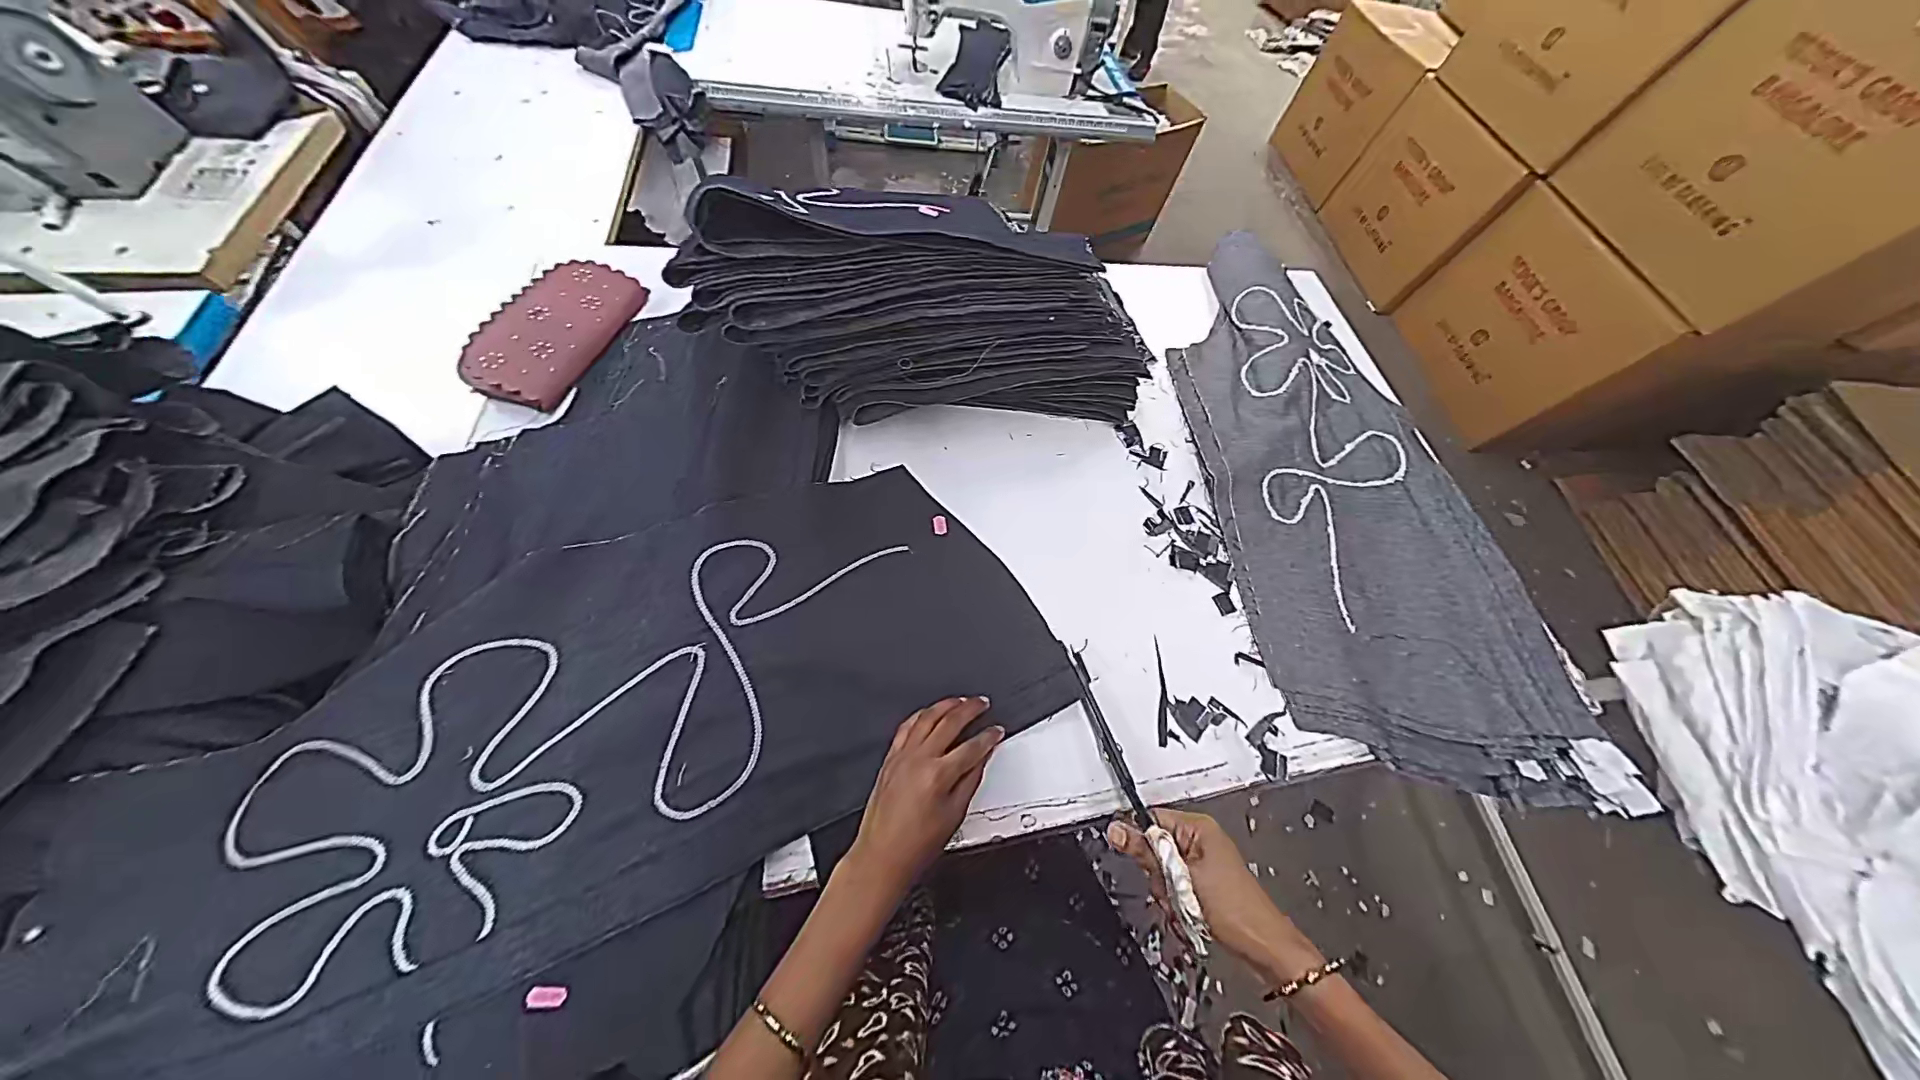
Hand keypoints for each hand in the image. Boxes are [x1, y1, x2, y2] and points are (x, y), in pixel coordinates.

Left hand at [849, 697, 1004, 896]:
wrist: (882, 855)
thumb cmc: (915, 844)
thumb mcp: (954, 815)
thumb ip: (970, 781)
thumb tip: (981, 759)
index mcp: (938, 775)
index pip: (972, 746)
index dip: (988, 736)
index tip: (996, 731)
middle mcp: (918, 760)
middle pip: (950, 722)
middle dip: (970, 709)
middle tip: (982, 704)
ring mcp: (902, 757)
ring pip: (926, 718)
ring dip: (946, 705)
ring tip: (959, 700)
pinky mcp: (890, 759)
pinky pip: (906, 727)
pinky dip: (920, 716)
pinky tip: (928, 713)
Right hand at [1107, 808, 1323, 981]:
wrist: (1264, 947)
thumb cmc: (1235, 910)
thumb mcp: (1181, 878)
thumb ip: (1146, 852)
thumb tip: (1118, 830)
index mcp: (1198, 827)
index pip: (1150, 818)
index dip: (1137, 837)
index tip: (1131, 854)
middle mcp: (1200, 840)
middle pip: (1154, 847)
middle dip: (1156, 874)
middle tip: (1172, 888)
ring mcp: (1201, 862)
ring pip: (1161, 871)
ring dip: (1166, 892)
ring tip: (1184, 904)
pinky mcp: (1202, 883)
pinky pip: (1173, 886)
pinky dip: (1175, 902)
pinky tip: (1188, 913)